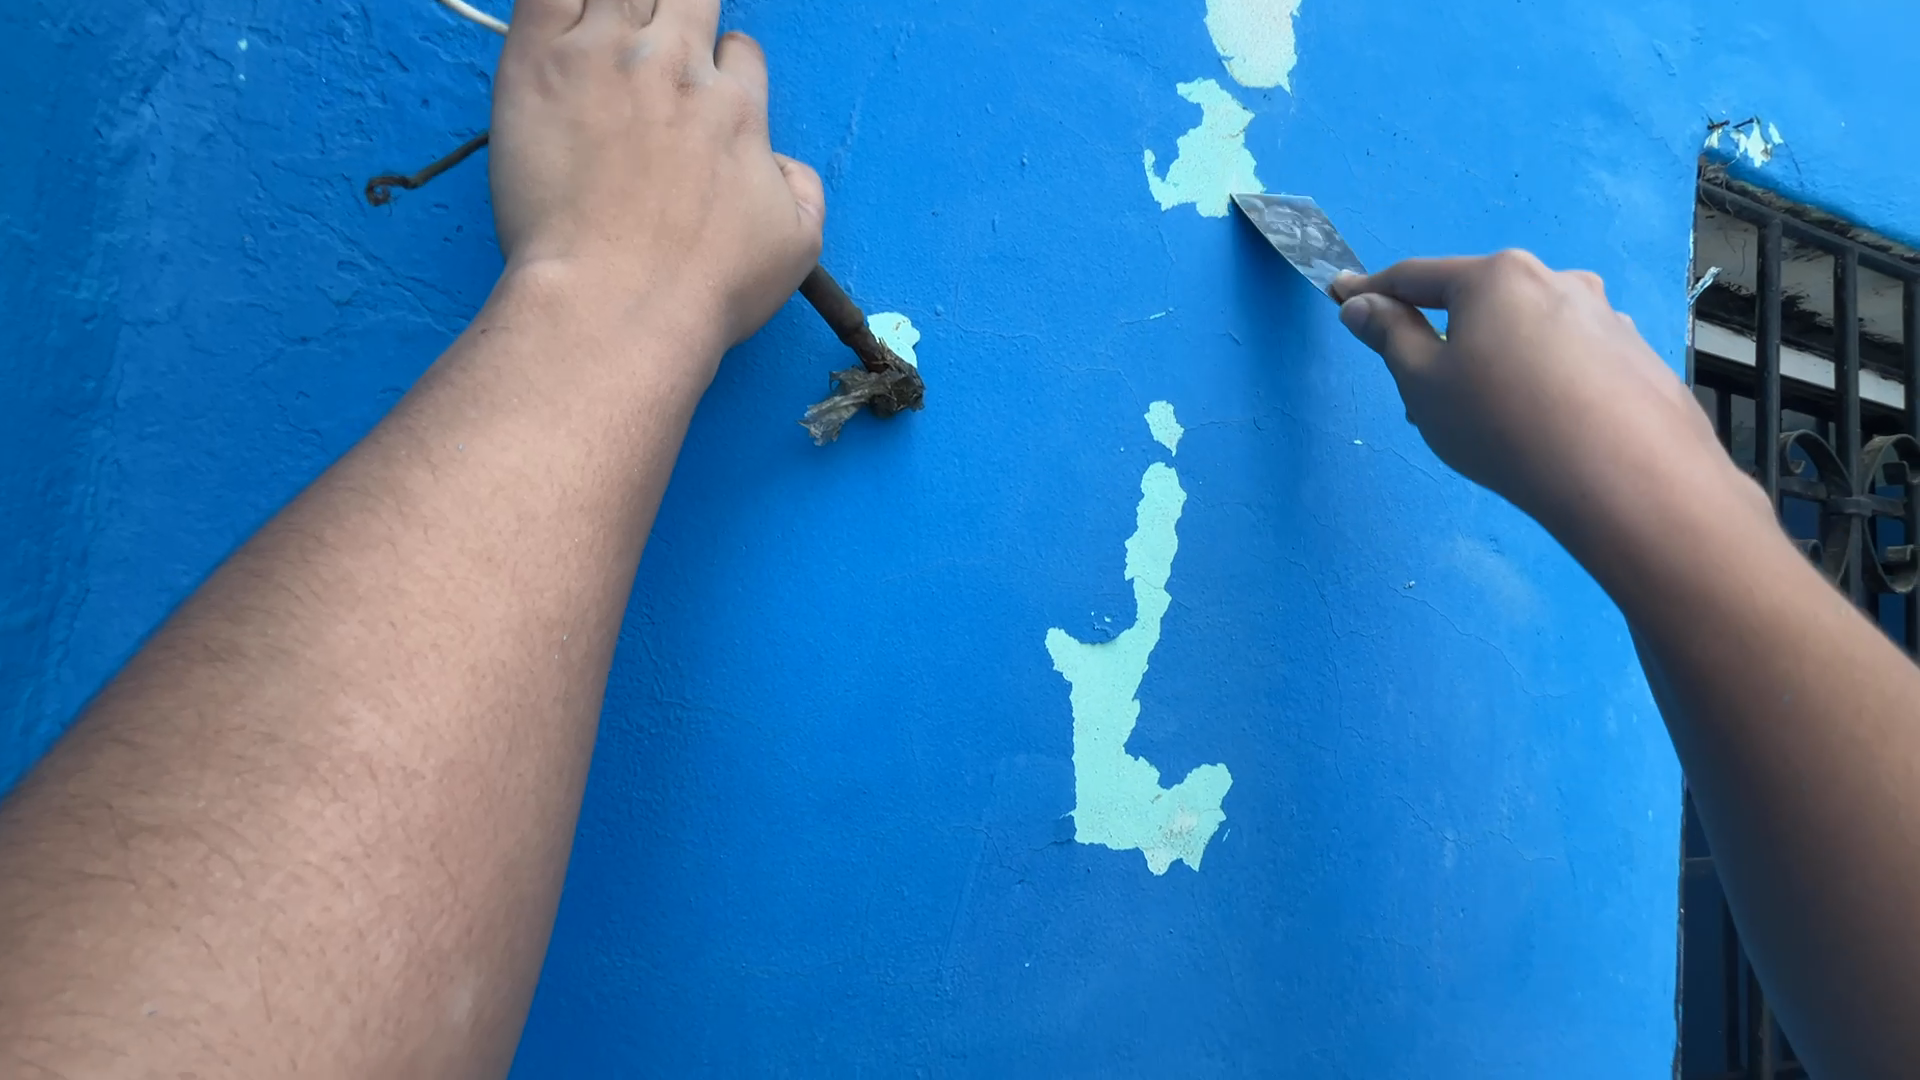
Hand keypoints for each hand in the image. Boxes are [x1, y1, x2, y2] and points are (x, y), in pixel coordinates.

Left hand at [489, 0, 824, 347]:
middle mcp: (675, 66)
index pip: (741, 51)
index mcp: (737, 108)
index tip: (712, 95)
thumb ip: (805, 189)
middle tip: (662, 52)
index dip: (730, 67)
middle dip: (683, 12)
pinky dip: (562, 2)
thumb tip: (781, 160)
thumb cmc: (711, 285)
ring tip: (618, 43)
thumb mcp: (799, 248)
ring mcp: (602, 54)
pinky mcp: (536, 61)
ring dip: (627, 7)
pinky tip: (569, 25)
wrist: (621, 302)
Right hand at [1330, 252, 1760, 542]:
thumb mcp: (1419, 382)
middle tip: (1414, 396)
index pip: (1414, 276)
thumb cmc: (1498, 422)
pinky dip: (1529, 377)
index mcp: (1494, 278)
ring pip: (1517, 330)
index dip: (1370, 290)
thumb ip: (1388, 335)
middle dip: (1435, 338)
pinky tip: (1529, 424)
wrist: (1623, 478)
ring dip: (1483, 360)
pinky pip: (1558, 355)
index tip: (1339, 294)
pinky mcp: (1631, 353)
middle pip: (1472, 302)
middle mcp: (1554, 280)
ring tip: (1474, 420)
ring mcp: (1601, 314)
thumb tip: (1361, 303)